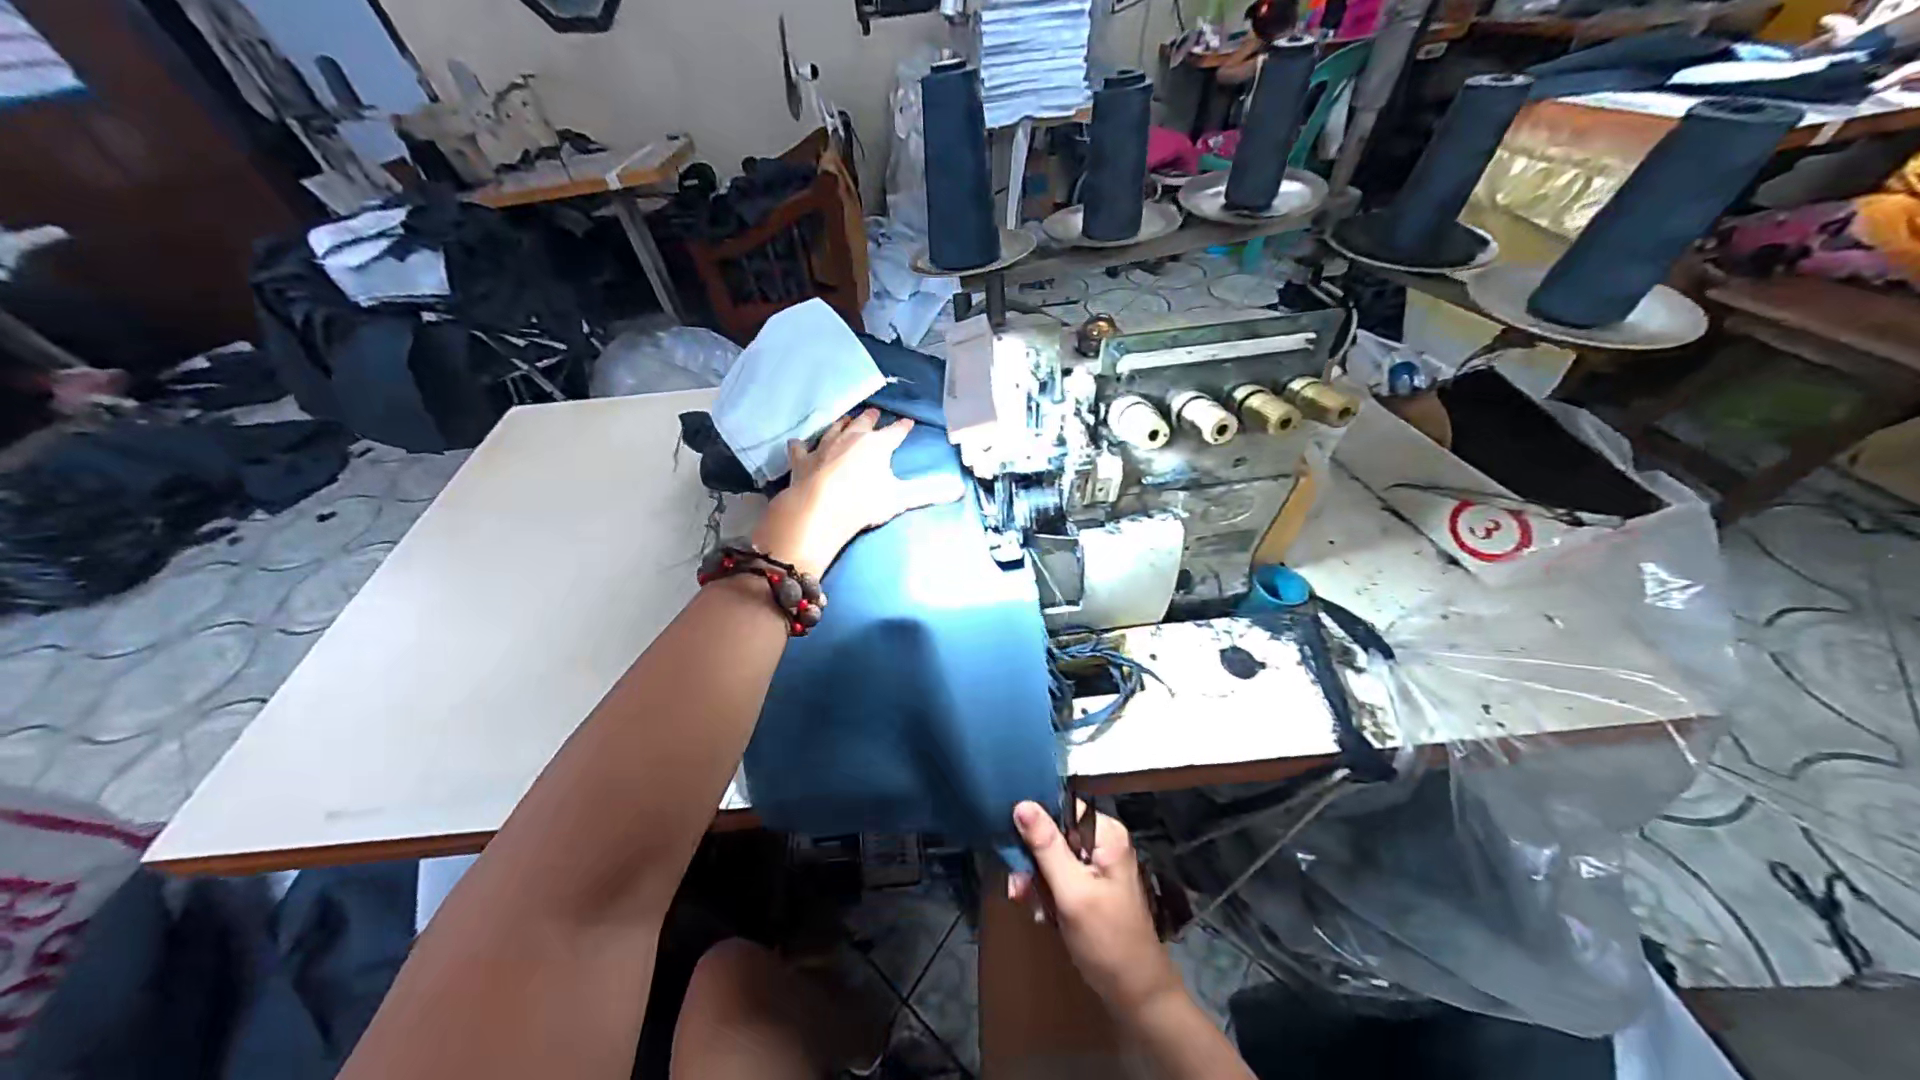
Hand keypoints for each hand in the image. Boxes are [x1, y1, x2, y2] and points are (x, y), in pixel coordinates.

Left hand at [751, 408, 962, 576]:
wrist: (820, 508)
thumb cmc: (863, 502)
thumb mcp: (900, 499)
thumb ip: (928, 493)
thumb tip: (958, 489)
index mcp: (878, 444)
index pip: (895, 432)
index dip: (903, 427)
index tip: (907, 423)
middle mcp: (852, 437)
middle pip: (864, 422)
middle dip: (871, 418)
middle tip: (874, 413)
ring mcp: (824, 445)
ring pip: (834, 428)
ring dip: (841, 423)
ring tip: (846, 419)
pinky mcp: (802, 459)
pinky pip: (801, 447)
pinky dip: (801, 444)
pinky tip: (799, 442)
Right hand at [1009, 800, 1185, 1018]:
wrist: (1135, 994)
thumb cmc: (1106, 940)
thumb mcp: (1071, 891)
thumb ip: (1046, 846)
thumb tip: (1022, 804)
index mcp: (1106, 834)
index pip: (1062, 808)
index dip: (1034, 820)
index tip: (1010, 839)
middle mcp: (1103, 842)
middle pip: (1054, 833)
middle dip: (1032, 858)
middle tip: (1017, 884)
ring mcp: (1097, 866)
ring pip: (1052, 856)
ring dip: (1034, 878)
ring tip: (1023, 900)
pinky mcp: (1090, 887)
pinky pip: (1059, 876)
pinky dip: (1045, 891)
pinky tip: (1039, 911)